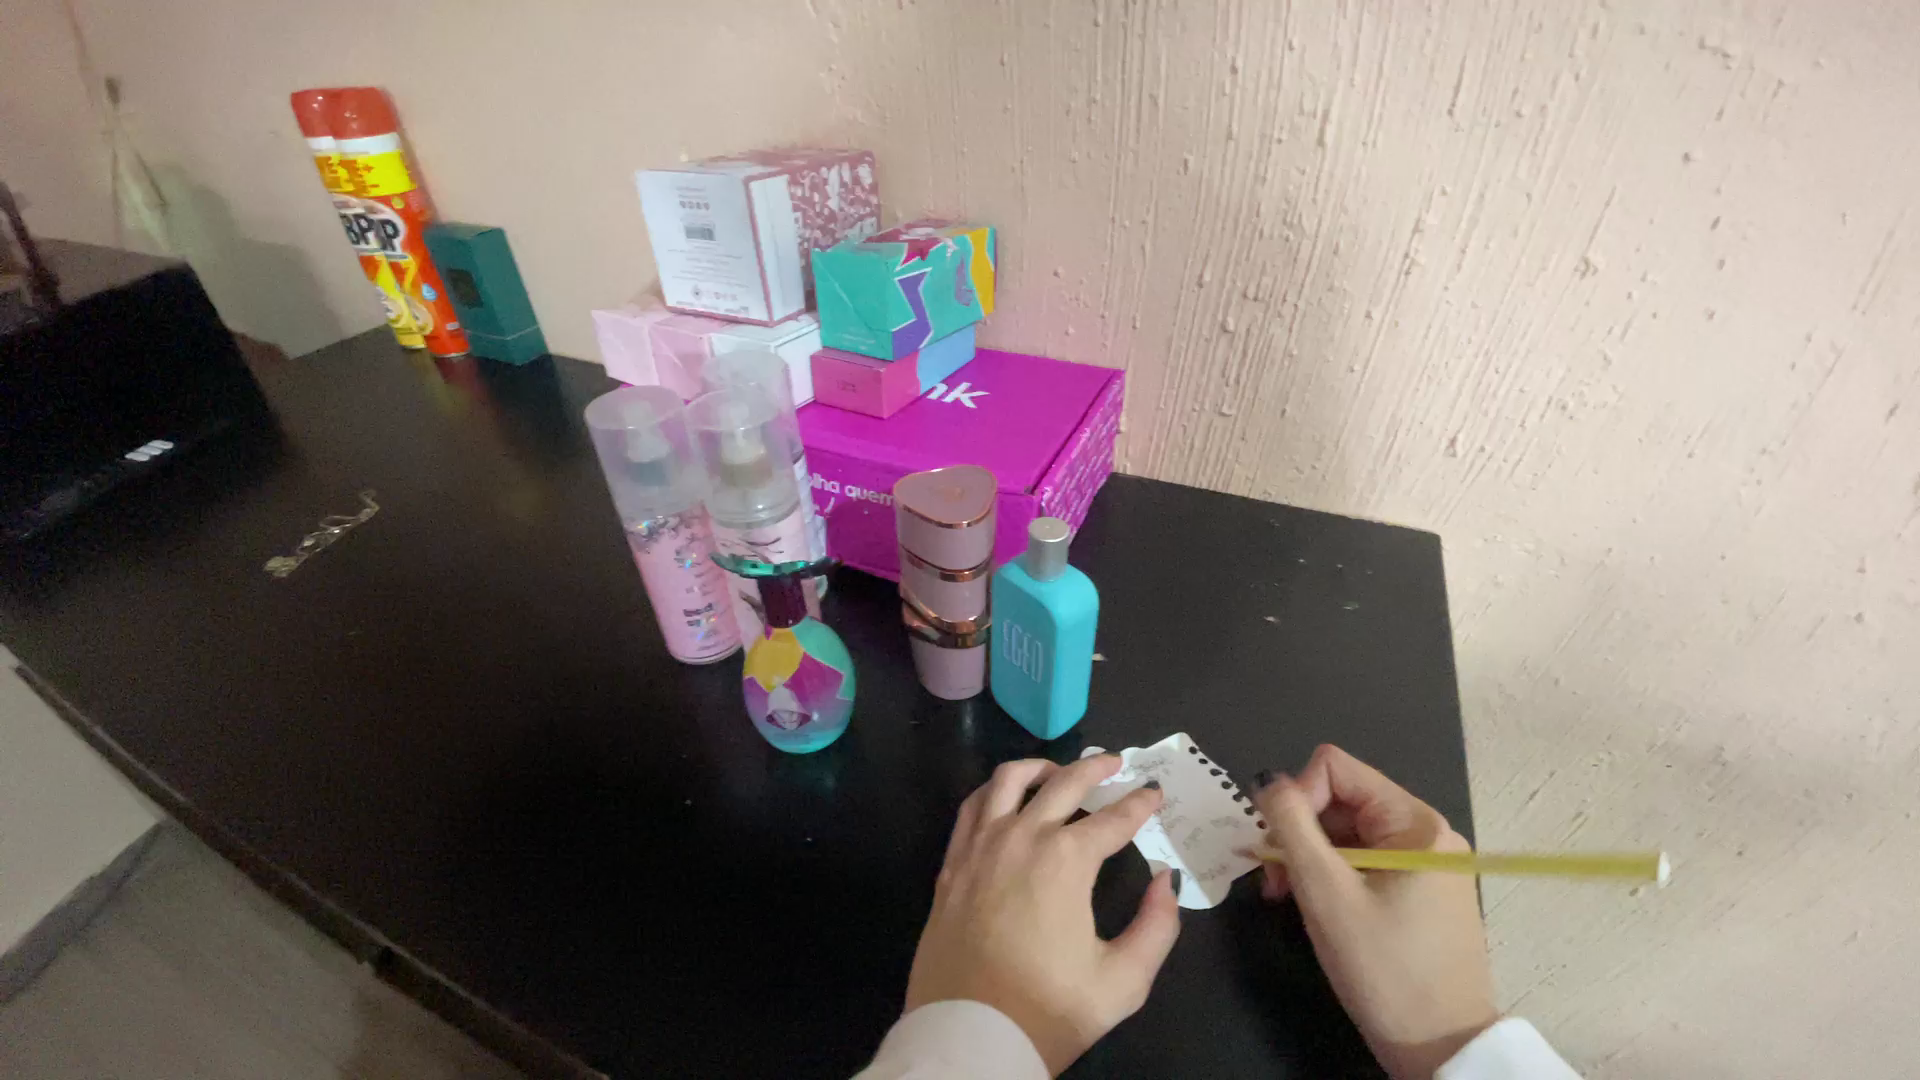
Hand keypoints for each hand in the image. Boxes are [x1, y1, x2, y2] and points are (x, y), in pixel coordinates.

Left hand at [904, 754, 1181, 1075]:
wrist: (968, 1035)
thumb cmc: (1047, 1009)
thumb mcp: (1122, 982)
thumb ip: (1157, 927)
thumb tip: (1166, 881)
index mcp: (1066, 860)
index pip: (1113, 819)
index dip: (1139, 804)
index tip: (1155, 793)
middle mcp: (1023, 836)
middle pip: (1063, 783)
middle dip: (1096, 768)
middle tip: (1116, 763)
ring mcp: (982, 843)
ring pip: (1010, 779)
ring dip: (1041, 767)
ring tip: (1060, 771)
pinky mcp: (954, 859)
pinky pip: (974, 804)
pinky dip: (996, 789)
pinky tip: (1006, 796)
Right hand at [1252, 745, 1497, 1079]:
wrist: (1443, 1053)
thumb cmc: (1384, 968)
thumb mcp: (1325, 891)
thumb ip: (1291, 824)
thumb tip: (1267, 780)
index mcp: (1413, 821)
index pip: (1333, 768)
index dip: (1296, 796)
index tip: (1278, 844)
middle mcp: (1422, 831)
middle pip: (1336, 798)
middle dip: (1296, 830)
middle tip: (1272, 878)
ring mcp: (1421, 860)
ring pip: (1341, 829)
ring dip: (1305, 855)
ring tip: (1283, 895)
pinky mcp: (1414, 887)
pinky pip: (1357, 857)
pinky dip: (1326, 873)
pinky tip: (1308, 902)